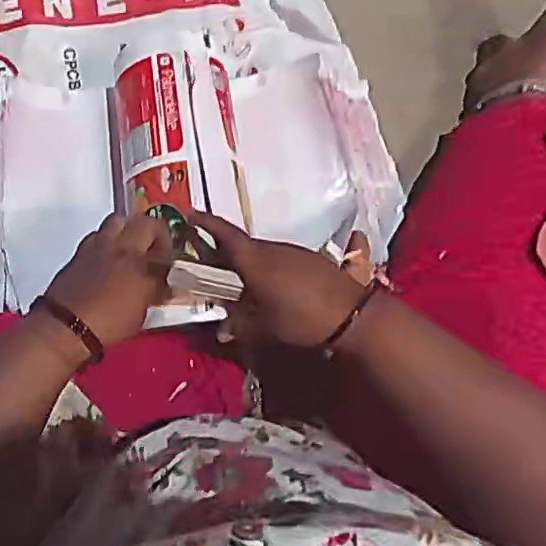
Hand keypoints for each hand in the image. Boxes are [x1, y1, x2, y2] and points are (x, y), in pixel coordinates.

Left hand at [37, 213, 171, 349]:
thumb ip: (151, 294)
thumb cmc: (106, 326)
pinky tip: (105, 255)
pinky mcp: (81, 251)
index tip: (168, 266)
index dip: (171, 257)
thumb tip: (158, 287)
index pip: (167, 251)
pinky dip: (104, 239)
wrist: (67, 326)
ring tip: (128, 246)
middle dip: (155, 233)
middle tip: (153, 249)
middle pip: (147, 224)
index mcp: (142, 267)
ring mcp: (100, 247)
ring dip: (128, 228)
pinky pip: (97, 234)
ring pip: (119, 220)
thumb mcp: (139, 316)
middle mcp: (123, 250)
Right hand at [191, 211, 373, 347]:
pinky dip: (275, 268)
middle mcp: (273, 249)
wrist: (353, 316)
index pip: (224, 234)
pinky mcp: (315, 260)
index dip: (206, 223)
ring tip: (247, 283)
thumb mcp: (266, 328)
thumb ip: (240, 326)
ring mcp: (296, 252)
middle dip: (227, 254)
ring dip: (254, 264)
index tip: (191, 214)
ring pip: (266, 253)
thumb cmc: (301, 318)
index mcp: (255, 259)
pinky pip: (286, 259)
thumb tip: (220, 332)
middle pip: (244, 246)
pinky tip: (284, 282)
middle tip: (214, 268)